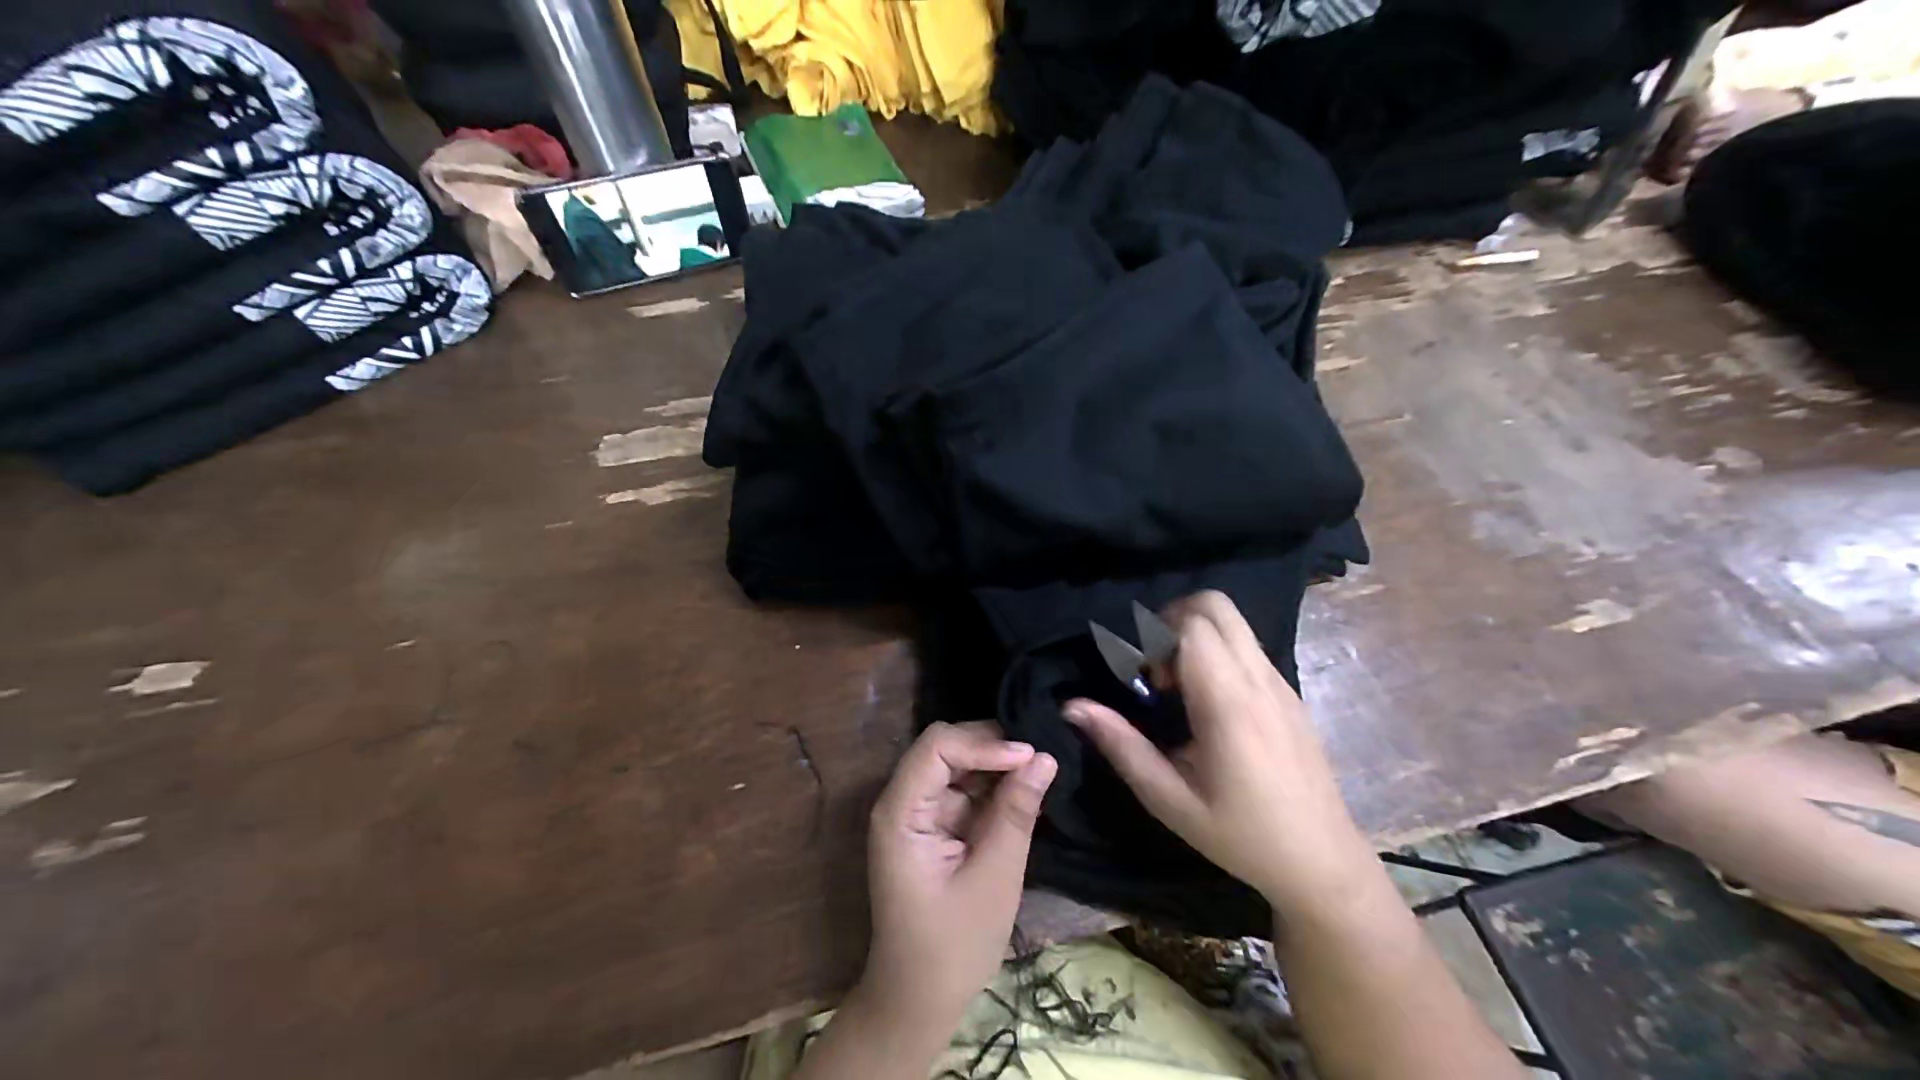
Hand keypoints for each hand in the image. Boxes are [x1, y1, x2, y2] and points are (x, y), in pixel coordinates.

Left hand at [861, 721, 1056, 1026]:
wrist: (918, 1001)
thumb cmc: (953, 947)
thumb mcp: (994, 879)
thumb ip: (1016, 814)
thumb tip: (1044, 757)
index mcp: (900, 812)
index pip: (937, 747)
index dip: (984, 743)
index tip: (1030, 756)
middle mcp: (902, 802)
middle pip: (945, 749)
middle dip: (993, 748)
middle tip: (1042, 758)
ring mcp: (917, 813)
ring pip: (958, 765)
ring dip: (997, 767)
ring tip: (1041, 770)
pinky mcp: (934, 826)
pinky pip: (964, 791)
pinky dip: (994, 789)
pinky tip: (1025, 792)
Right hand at [1063, 591, 1373, 914]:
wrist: (1322, 862)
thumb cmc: (1240, 835)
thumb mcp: (1169, 799)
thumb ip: (1121, 745)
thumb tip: (1072, 706)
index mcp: (1229, 703)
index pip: (1191, 626)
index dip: (1154, 638)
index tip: (1144, 680)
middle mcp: (1259, 680)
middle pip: (1215, 605)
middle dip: (1172, 620)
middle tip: (1155, 669)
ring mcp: (1280, 683)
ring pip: (1234, 622)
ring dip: (1195, 635)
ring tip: (1178, 689)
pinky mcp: (1290, 694)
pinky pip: (1247, 646)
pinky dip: (1217, 651)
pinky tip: (1207, 704)